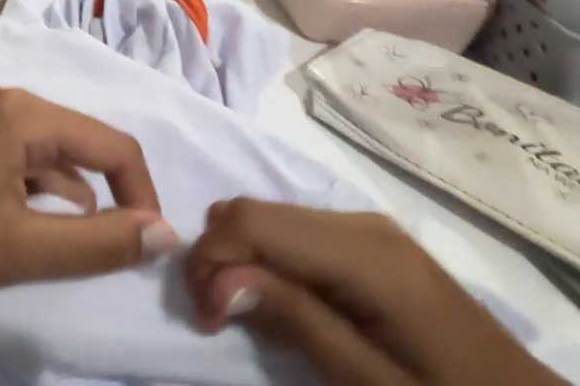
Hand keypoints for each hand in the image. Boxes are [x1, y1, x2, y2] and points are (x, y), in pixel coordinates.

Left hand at [0, 88, 176, 312]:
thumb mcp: (22, 248)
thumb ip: (99, 243)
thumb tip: (167, 233)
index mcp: (25, 114)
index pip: (114, 146)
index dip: (142, 197)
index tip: (145, 249)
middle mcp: (4, 102)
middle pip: (81, 144)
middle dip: (104, 198)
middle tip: (102, 254)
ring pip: (46, 154)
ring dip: (66, 199)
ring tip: (58, 247)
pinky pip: (14, 158)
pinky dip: (31, 192)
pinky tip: (19, 228)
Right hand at [185, 200, 564, 385]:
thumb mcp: (373, 385)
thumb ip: (296, 322)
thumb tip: (219, 276)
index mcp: (365, 254)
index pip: (251, 221)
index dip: (210, 260)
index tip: (206, 320)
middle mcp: (361, 222)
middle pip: (253, 211)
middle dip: (218, 258)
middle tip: (216, 319)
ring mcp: (369, 227)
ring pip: (268, 216)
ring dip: (239, 257)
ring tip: (243, 312)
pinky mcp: (372, 241)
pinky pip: (294, 231)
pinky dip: (267, 258)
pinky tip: (279, 300)